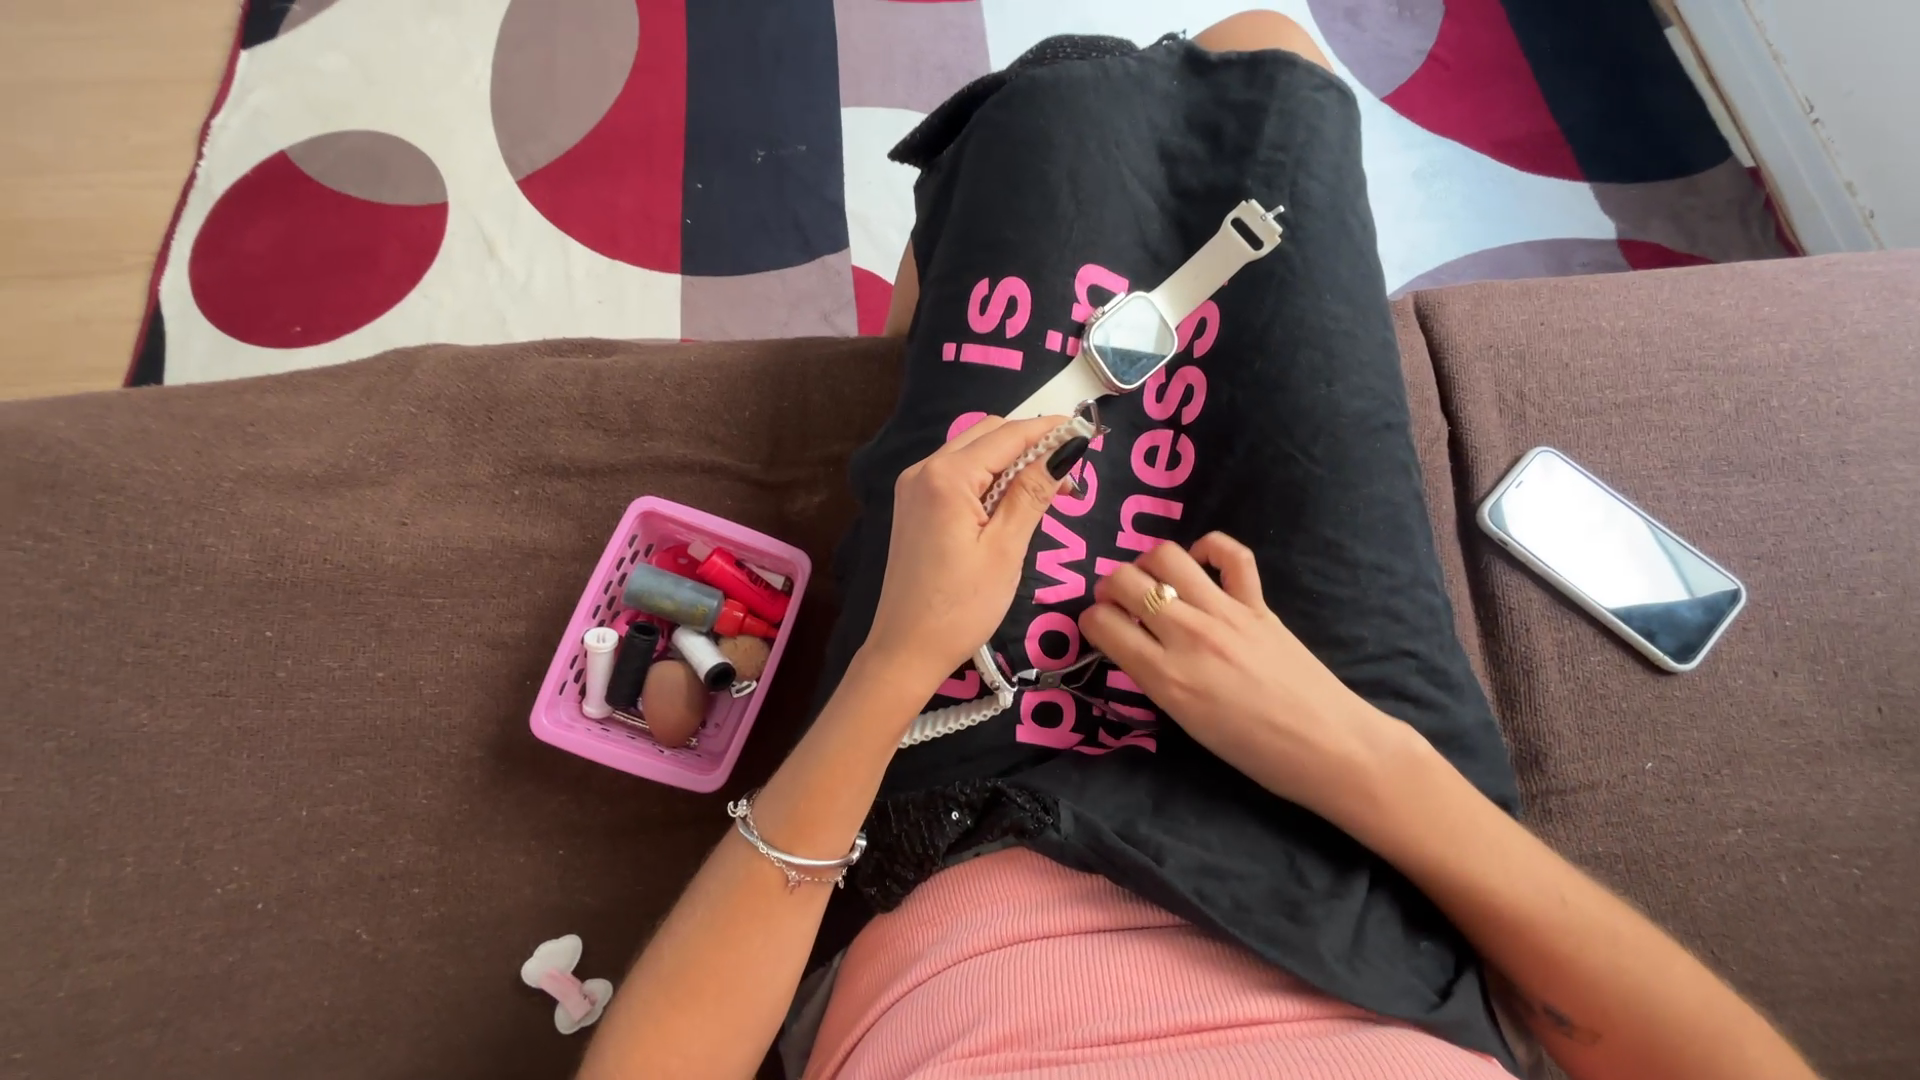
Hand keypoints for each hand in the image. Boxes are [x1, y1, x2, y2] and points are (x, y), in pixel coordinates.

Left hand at [864, 416, 1077, 688]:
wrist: (906, 649)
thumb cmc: (961, 607)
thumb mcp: (1005, 549)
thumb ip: (1033, 493)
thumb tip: (1064, 449)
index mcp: (946, 477)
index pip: (1007, 435)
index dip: (1049, 430)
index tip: (1087, 432)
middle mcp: (923, 470)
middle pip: (987, 435)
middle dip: (1030, 445)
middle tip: (1068, 476)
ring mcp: (914, 487)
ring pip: (972, 453)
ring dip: (1010, 461)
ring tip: (1046, 492)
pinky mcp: (913, 506)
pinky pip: (957, 475)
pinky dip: (987, 478)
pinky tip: (1010, 504)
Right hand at [1077, 533, 1408, 821]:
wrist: (1328, 748)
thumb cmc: (1253, 751)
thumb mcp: (1185, 722)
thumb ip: (1153, 678)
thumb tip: (1133, 645)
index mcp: (1164, 676)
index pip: (1102, 623)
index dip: (1090, 621)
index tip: (1099, 629)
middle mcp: (1188, 635)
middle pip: (1124, 581)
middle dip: (1108, 587)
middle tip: (1118, 603)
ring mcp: (1225, 613)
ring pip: (1166, 556)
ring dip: (1147, 563)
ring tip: (1152, 581)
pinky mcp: (1258, 603)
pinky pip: (1231, 555)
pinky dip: (1209, 547)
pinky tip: (1200, 563)